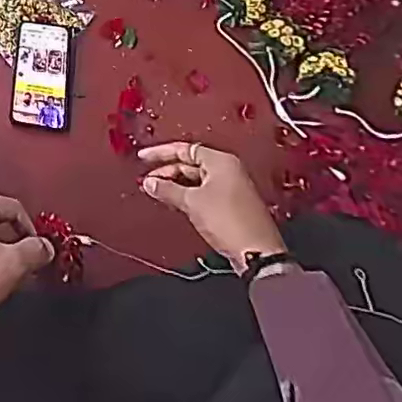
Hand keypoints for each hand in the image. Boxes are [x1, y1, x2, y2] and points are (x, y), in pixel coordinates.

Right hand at [138, 142, 285, 273]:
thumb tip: (151, 182)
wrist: (256, 253)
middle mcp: (227, 170)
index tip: (144, 157)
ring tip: (156, 192)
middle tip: (148, 181)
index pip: (184, 149)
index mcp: (220, 161)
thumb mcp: (192, 202)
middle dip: (167, 172)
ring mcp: (230, 187)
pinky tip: (174, 203)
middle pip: (189, 164)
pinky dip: (187, 196)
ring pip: (195, 180)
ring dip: (175, 186)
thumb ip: (168, 189)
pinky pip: (203, 193)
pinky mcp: (230, 204)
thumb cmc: (231, 222)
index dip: (161, 153)